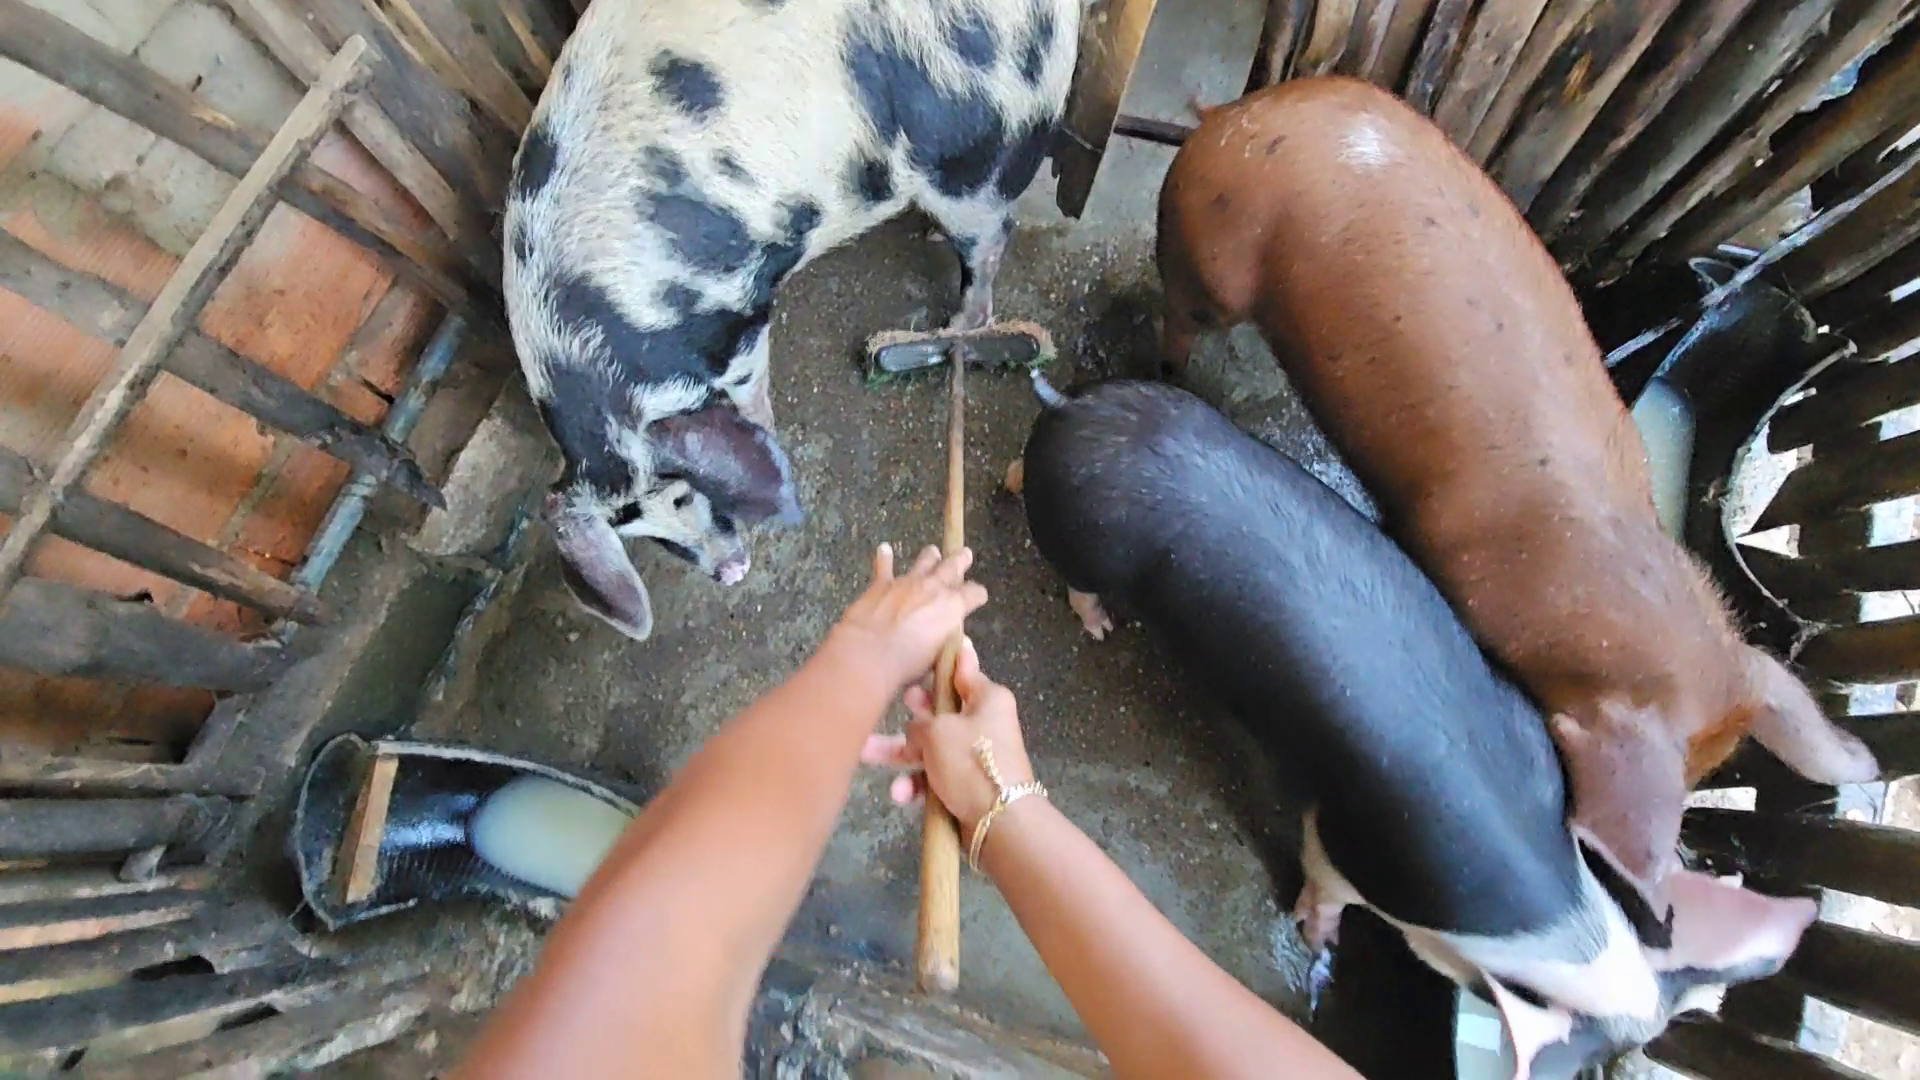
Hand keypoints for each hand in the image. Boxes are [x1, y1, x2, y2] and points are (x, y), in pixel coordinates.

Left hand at [827, 543, 987, 690]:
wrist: (867, 655)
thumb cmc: (906, 664)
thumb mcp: (936, 658)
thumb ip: (942, 642)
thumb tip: (943, 640)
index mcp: (953, 607)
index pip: (974, 594)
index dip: (978, 595)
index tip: (979, 596)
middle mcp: (934, 588)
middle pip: (952, 567)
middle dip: (960, 560)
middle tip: (966, 553)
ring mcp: (907, 582)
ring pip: (924, 562)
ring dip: (930, 556)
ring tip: (933, 551)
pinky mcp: (881, 584)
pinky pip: (884, 566)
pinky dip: (884, 557)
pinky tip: (883, 549)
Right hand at [861, 637, 1033, 836]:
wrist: (1000, 822)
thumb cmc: (971, 761)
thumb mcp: (939, 731)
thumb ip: (920, 721)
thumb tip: (917, 725)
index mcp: (987, 699)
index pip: (962, 671)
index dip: (943, 663)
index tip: (926, 649)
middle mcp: (983, 723)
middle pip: (940, 712)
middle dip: (911, 715)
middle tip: (892, 705)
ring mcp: (973, 756)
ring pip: (931, 748)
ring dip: (901, 755)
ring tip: (867, 754)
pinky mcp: (965, 786)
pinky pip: (935, 778)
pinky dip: (917, 784)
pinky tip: (902, 794)